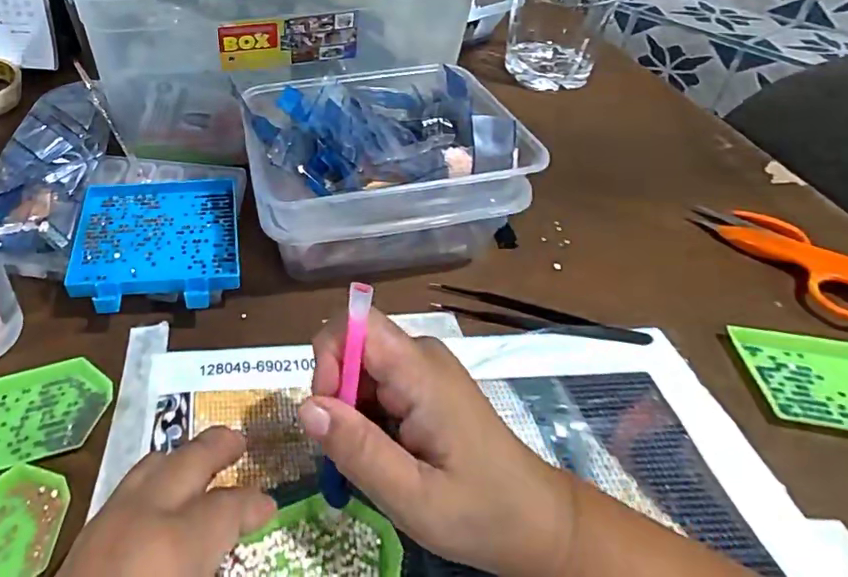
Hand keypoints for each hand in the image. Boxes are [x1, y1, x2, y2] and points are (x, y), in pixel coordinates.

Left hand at [58, 426, 275, 576]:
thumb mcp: (188, 573)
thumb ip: (211, 566)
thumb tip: (220, 558)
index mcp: (177, 542)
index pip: (226, 509)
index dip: (252, 505)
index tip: (270, 503)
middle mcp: (145, 515)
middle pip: (188, 463)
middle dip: (216, 448)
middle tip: (239, 440)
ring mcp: (112, 517)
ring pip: (153, 465)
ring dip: (182, 457)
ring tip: (201, 456)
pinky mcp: (89, 530)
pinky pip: (129, 485)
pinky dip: (153, 476)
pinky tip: (158, 489)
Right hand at [298, 309, 575, 575]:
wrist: (543, 526)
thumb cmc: (484, 513)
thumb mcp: (415, 498)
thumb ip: (359, 451)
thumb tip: (305, 408)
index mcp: (419, 370)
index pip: (354, 322)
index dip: (328, 356)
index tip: (329, 411)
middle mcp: (419, 355)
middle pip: (351, 346)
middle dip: (336, 395)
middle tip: (351, 453)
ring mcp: (423, 368)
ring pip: (360, 368)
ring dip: (350, 411)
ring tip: (375, 462)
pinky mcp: (424, 384)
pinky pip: (376, 383)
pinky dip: (366, 416)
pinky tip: (387, 454)